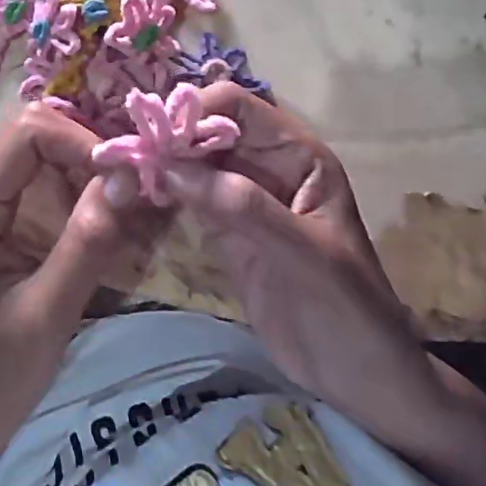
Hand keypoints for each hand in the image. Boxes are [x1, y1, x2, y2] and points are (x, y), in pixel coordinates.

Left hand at [0, 104, 150, 485]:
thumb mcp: (46, 315)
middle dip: (89, 151)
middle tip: (135, 186)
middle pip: (35, 133)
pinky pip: (38, 177)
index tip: (127, 176)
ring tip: (127, 201)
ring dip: (87, 168)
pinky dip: (76, 187)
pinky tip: (103, 214)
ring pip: (40, 150)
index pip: (29, 132)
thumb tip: (128, 177)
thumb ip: (87, 242)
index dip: (82, 140)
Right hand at [160, 84, 457, 448]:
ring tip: (125, 168)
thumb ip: (242, 206)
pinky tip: (138, 192)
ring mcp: (243, 195)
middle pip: (208, 126)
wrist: (360, 379)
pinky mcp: (224, 226)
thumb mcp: (304, 254)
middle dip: (170, 132)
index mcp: (296, 154)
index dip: (196, 110)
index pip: (238, 106)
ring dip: (161, 159)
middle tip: (130, 152)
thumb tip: (170, 164)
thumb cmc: (349, 309)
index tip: (157, 134)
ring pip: (193, 158)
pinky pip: (189, 193)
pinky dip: (164, 188)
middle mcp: (266, 163)